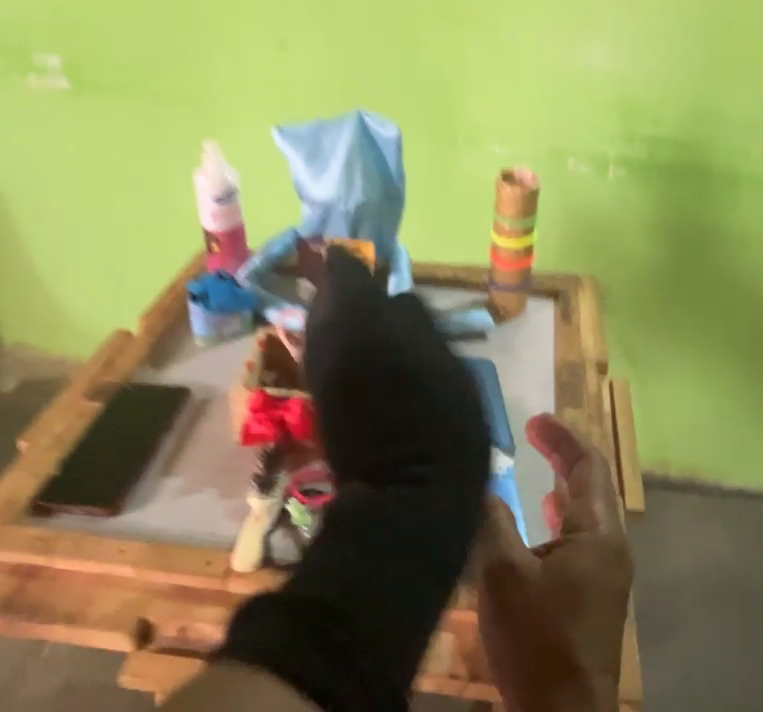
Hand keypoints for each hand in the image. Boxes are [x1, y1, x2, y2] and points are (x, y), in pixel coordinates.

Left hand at [217, 248, 488, 711]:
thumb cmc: (439, 425)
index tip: (382, 266)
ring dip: (348, 317)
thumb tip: (394, 298)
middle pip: (328, 294)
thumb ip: (414, 320)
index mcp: (359, 317)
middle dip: (351, 289)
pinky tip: (373, 357)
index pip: (343, 266)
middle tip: (384, 295)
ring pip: (325, 323)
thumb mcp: (444, 361)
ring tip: (382, 327)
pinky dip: (345, 344)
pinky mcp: (319, 397)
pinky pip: (328, 350)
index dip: (361, 262)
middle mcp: (326, 337)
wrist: (404, 500)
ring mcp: (317, 369)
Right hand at [476, 414, 634, 711]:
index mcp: (599, 535)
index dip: (563, 437)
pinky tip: (540, 524)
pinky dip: (561, 519)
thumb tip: (484, 480)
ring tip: (537, 470)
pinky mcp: (595, 598)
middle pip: (594, 487)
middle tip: (534, 435)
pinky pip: (581, 541)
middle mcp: (612, 548)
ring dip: (563, 488)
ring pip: (588, 516)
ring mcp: (607, 576)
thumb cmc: (537, 639)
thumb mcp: (503, 573)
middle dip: (564, 457)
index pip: (589, 466)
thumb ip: (494, 519)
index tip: (534, 419)